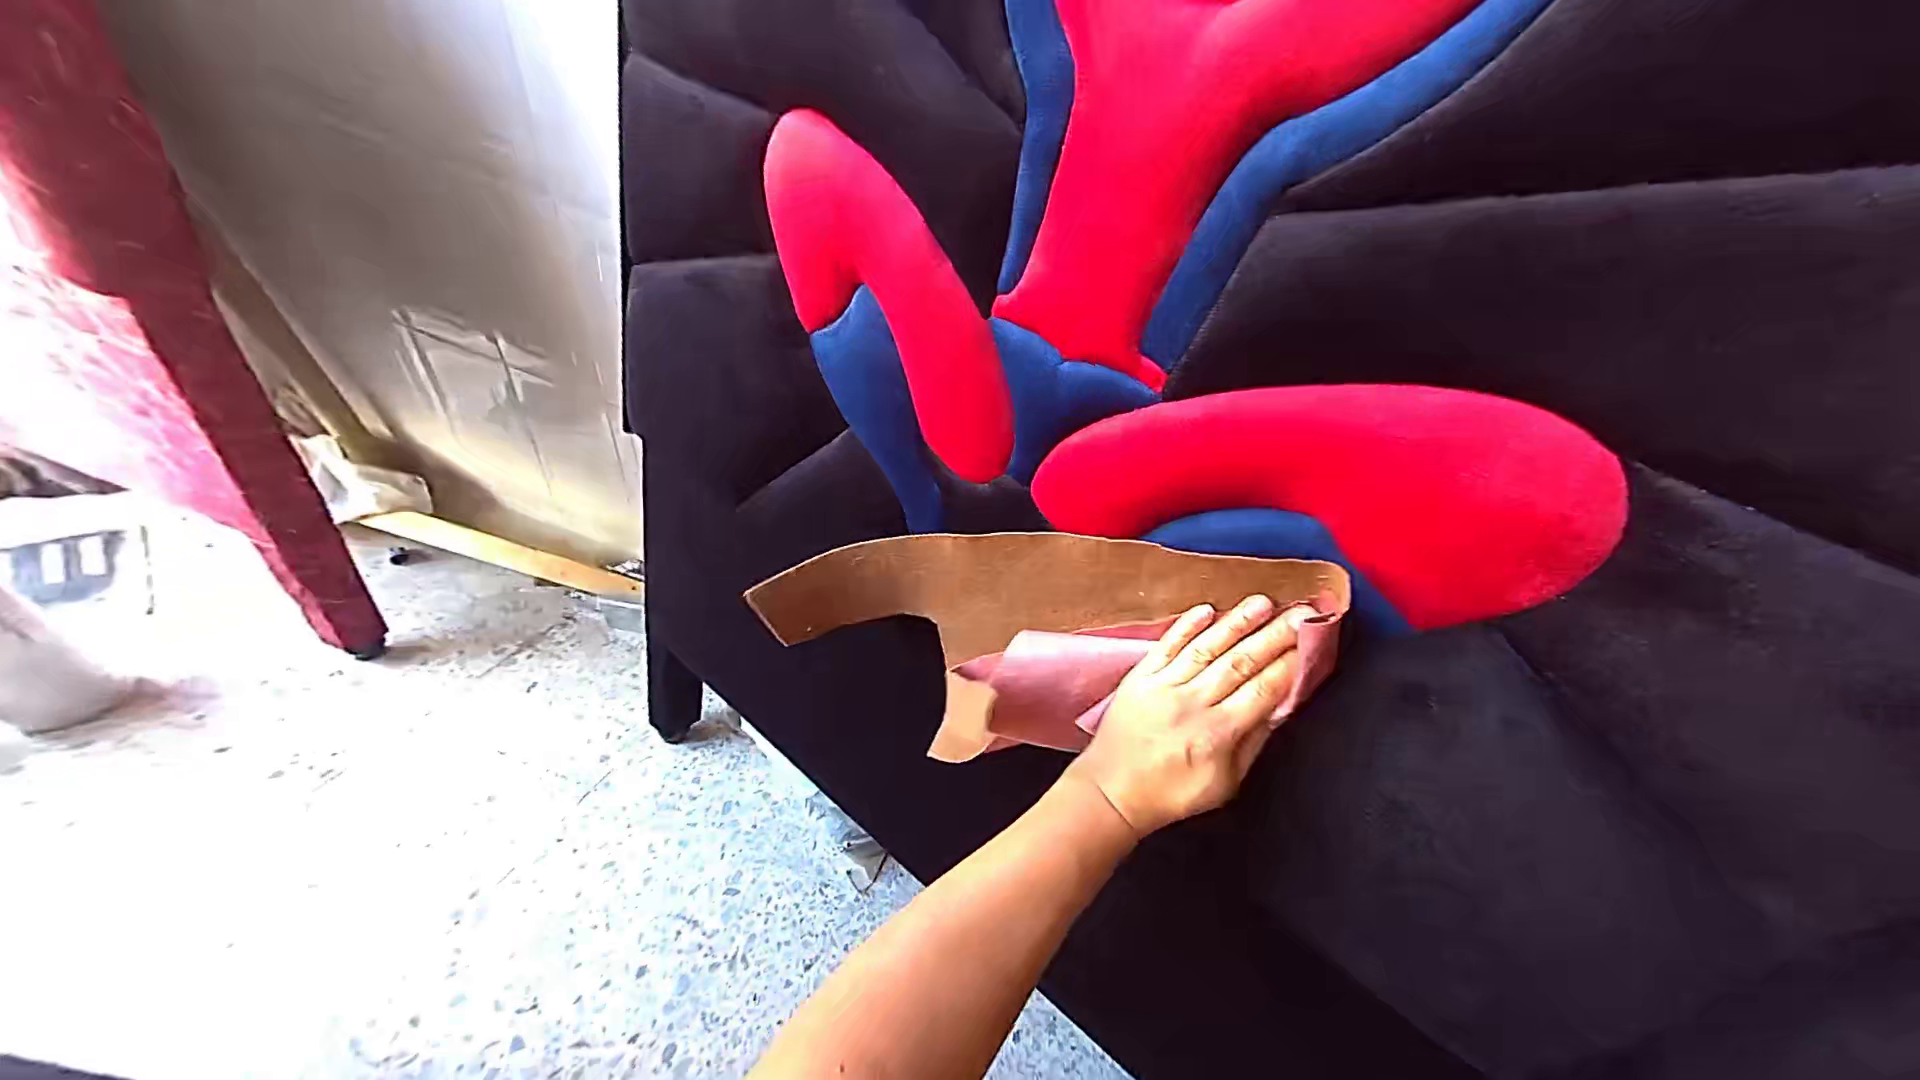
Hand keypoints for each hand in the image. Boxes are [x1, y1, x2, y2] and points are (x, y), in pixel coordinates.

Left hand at [1061, 595, 1317, 837]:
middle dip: (1275, 635)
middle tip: (1300, 612)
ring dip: (1236, 622)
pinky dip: (1186, 626)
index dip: (1291, 663)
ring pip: (1206, 647)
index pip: (1264, 689)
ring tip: (1262, 602)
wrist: (1112, 791)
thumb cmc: (1172, 793)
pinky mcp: (1139, 677)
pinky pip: (1166, 646)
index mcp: (1217, 733)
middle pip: (1240, 662)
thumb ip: (1253, 743)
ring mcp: (1163, 686)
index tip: (1313, 641)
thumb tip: (1280, 708)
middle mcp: (1191, 703)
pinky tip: (1206, 609)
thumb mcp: (1225, 783)